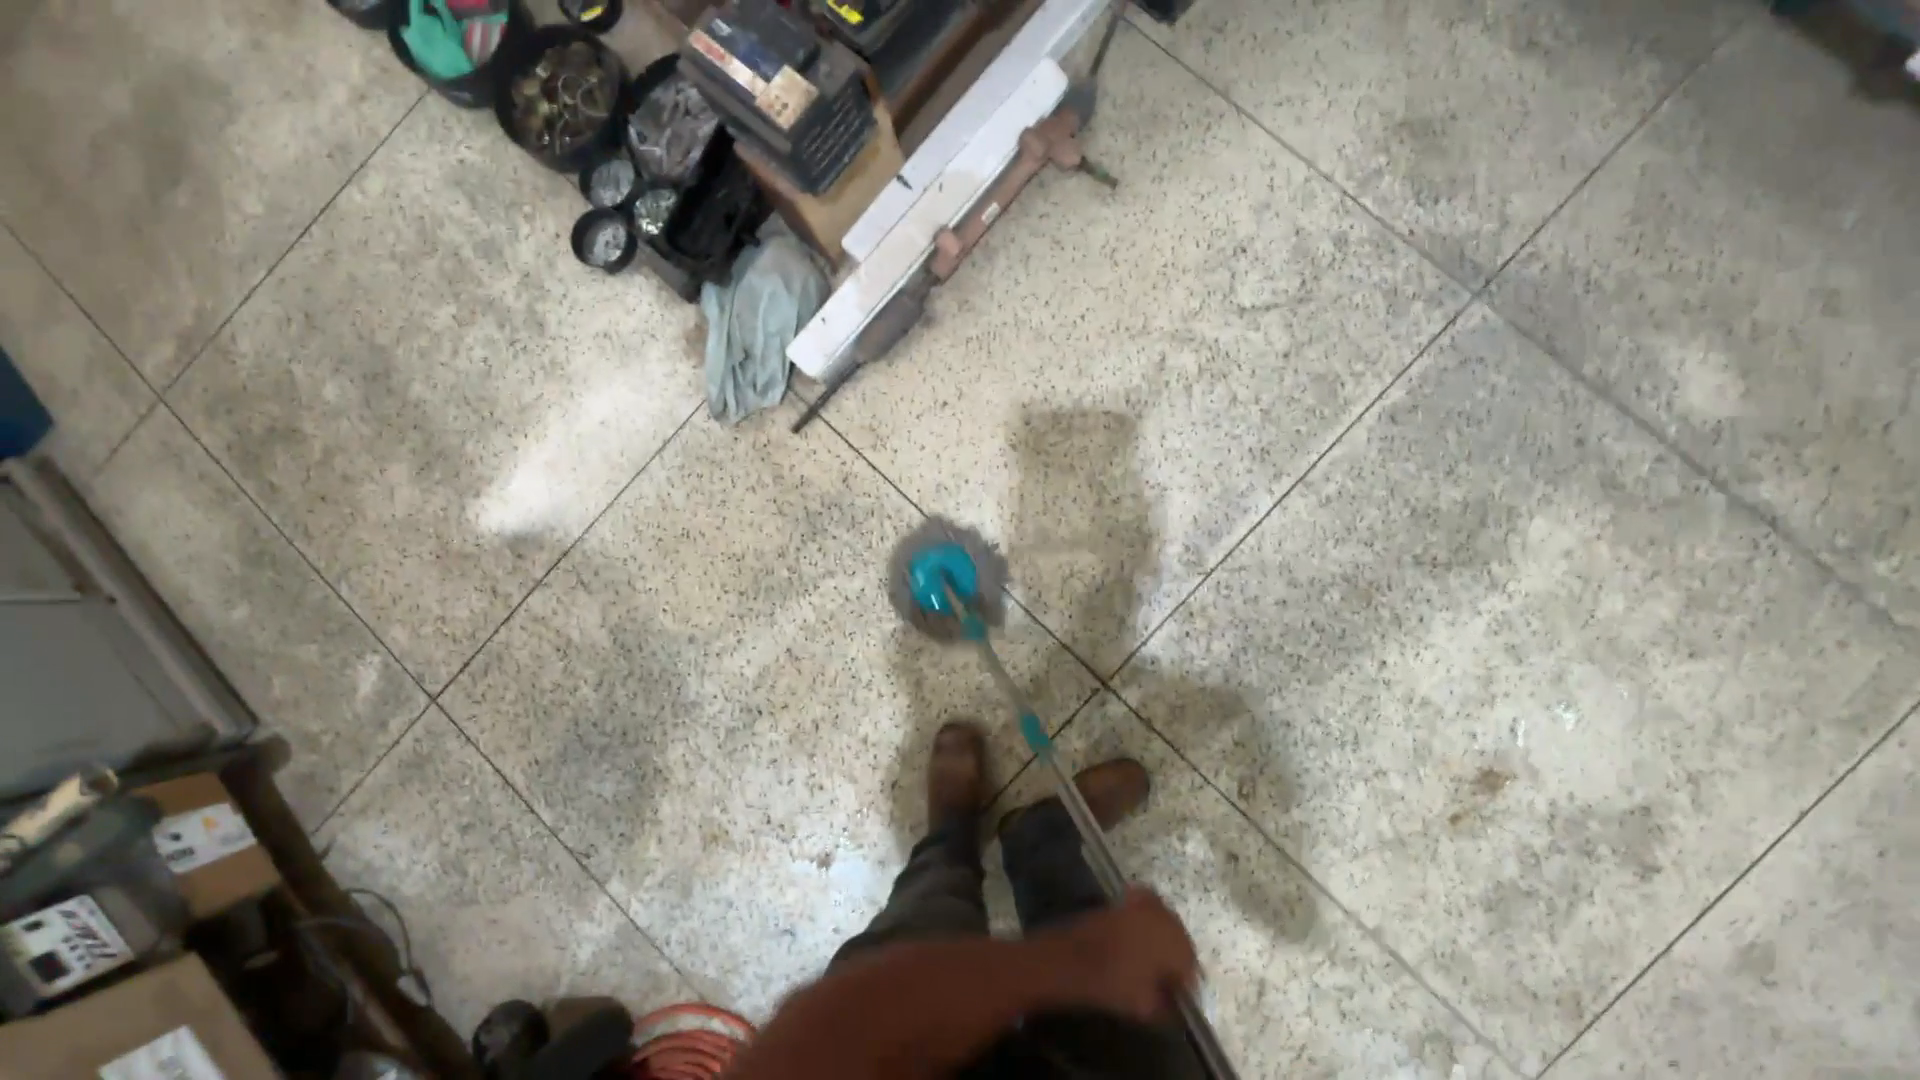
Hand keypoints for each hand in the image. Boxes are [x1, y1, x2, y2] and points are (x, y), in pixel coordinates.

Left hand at [1041, 888, 1199, 1020]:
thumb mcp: (1146, 1008)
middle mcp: (1168, 920)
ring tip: (1150, 959)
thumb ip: (1168, 1007)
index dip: (1184, 985)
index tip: (1175, 998)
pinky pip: (1147, 903)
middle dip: (1176, 960)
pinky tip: (1141, 929)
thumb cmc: (1112, 984)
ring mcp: (1146, 904)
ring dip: (1163, 939)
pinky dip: (1149, 914)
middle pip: (1181, 942)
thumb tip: (1175, 1003)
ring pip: (1166, 923)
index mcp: (1177, 946)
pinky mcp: (1126, 899)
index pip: (1192, 969)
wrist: (1071, 958)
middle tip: (1163, 979)